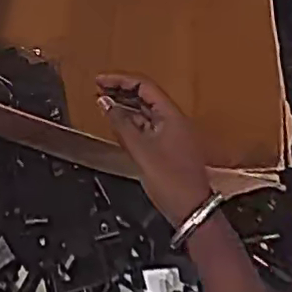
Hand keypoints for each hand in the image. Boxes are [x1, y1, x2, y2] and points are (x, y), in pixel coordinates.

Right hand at [96, 74, 214, 226]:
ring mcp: (171, 132)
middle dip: (121, 90)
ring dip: (125, 105)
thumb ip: (121, 124)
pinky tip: (118, 123)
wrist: (192, 211)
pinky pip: (146, 125)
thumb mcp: (141, 150)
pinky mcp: (167, 146)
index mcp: (170, 114)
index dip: (120, 80)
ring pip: (144, 110)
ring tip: (104, 102)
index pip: (143, 85)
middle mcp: (172, 119)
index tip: (101, 80)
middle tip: (99, 88)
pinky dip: (130, 121)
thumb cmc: (173, 182)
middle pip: (144, 95)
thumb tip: (105, 103)